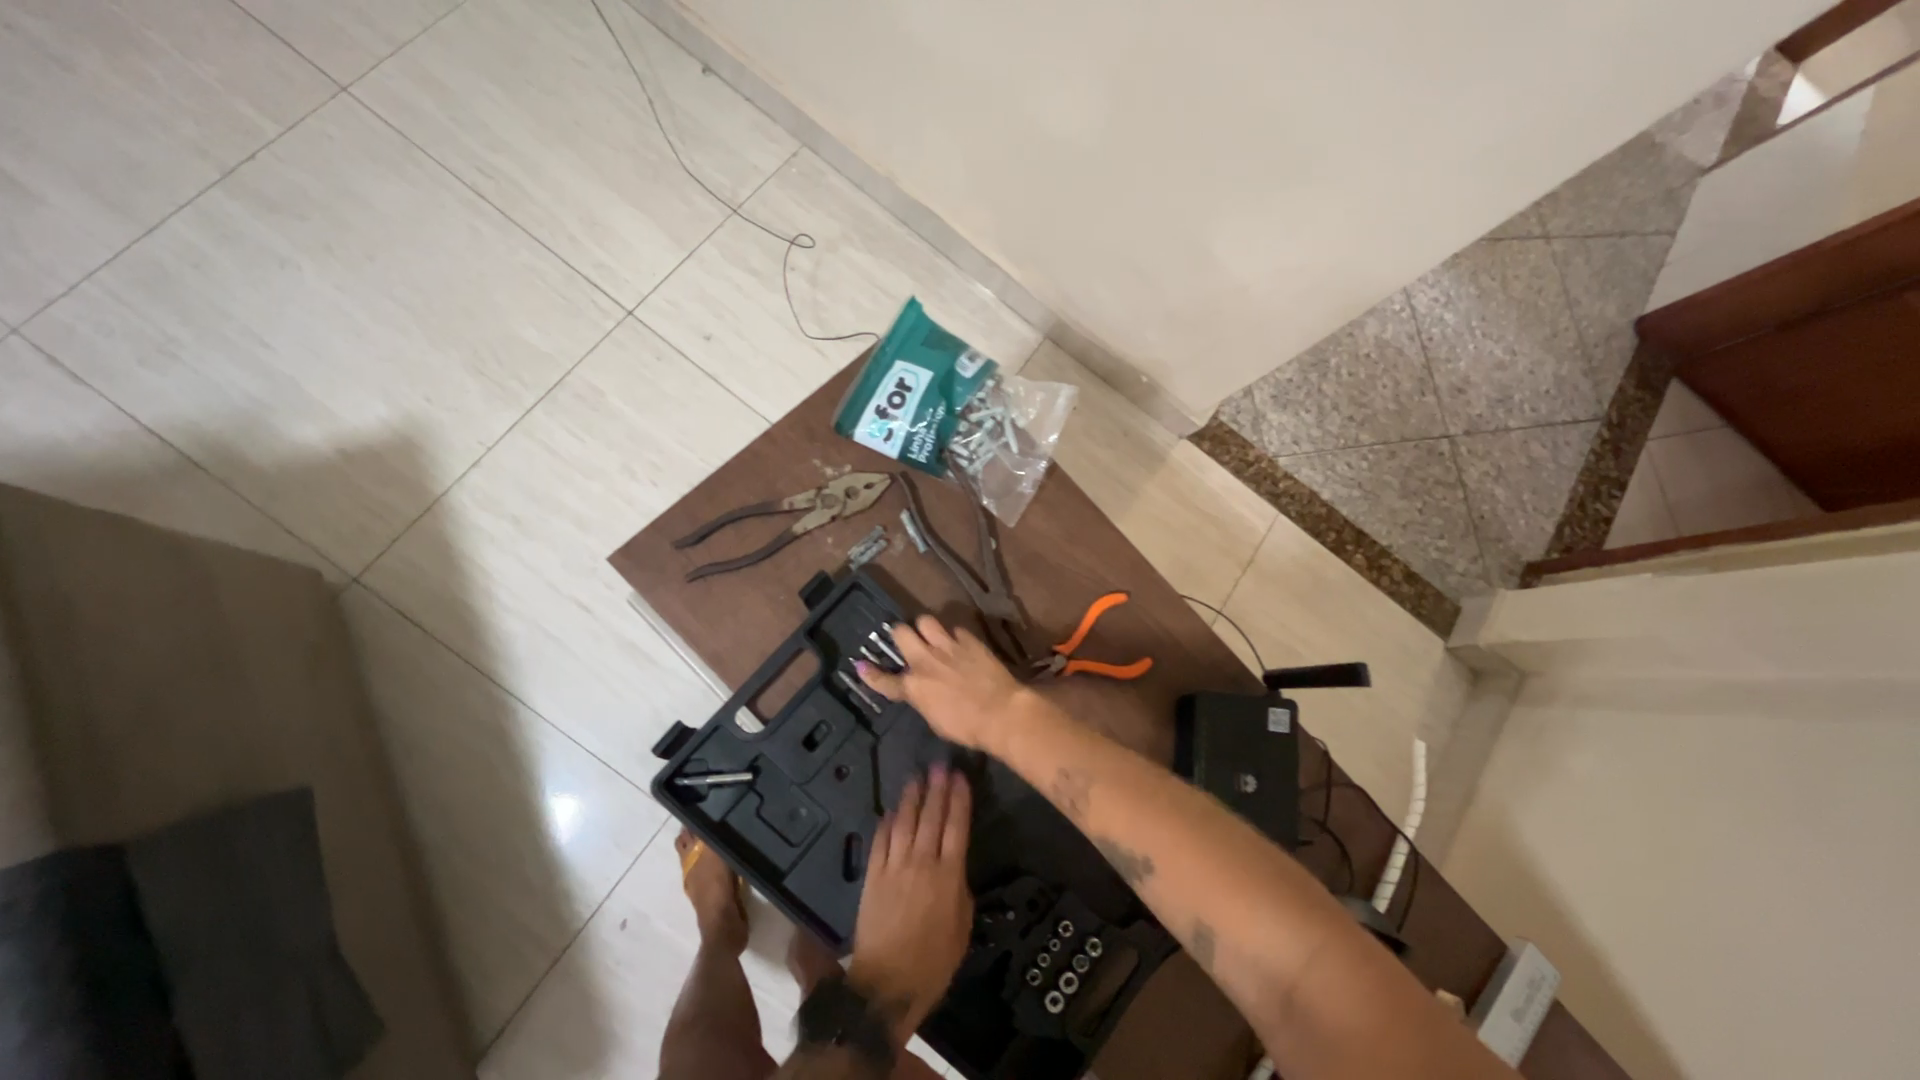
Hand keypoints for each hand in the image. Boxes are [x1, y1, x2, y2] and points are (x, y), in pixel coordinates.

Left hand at [847, 765, 972, 1042]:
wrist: (888, 982)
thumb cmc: (934, 961)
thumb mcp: (962, 927)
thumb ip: (959, 891)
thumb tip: (955, 868)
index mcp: (949, 876)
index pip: (957, 827)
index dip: (959, 800)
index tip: (961, 777)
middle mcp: (921, 863)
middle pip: (930, 818)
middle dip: (936, 790)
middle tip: (940, 766)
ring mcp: (893, 867)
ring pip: (904, 823)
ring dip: (911, 798)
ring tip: (916, 778)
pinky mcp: (872, 876)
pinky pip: (880, 841)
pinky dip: (886, 823)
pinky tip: (891, 810)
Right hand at [856, 616, 1030, 751]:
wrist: (1001, 712)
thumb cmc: (967, 727)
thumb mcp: (936, 721)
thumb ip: (923, 700)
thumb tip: (922, 692)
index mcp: (914, 686)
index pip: (885, 679)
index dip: (870, 674)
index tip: (861, 665)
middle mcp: (925, 661)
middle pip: (901, 632)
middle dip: (900, 634)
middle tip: (907, 641)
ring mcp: (948, 647)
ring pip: (925, 620)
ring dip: (926, 628)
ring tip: (932, 637)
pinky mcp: (969, 640)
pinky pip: (955, 630)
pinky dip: (955, 637)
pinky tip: (960, 645)